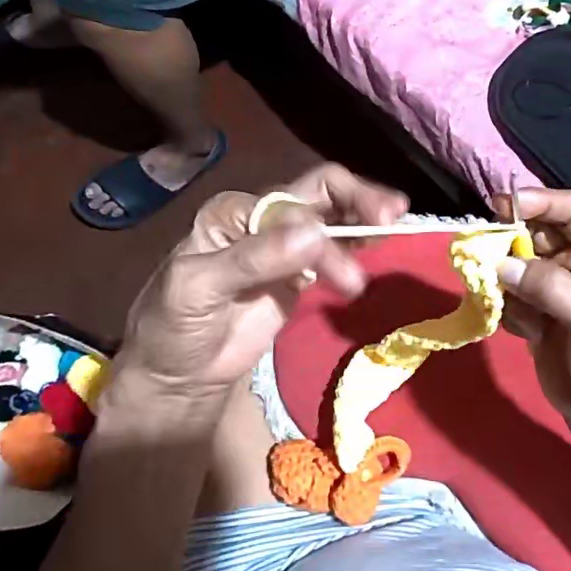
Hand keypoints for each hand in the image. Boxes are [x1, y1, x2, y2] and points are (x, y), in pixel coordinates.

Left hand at [107, 164, 407, 415]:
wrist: (177, 376)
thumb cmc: (174, 326)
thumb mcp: (201, 287)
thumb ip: (255, 258)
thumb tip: (316, 233)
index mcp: (236, 212)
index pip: (294, 199)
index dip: (328, 212)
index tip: (355, 237)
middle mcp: (265, 219)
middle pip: (322, 195)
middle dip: (360, 201)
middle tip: (394, 217)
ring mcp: (286, 247)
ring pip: (335, 220)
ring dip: (364, 225)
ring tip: (395, 238)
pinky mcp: (301, 276)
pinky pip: (336, 252)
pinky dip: (359, 248)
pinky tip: (380, 249)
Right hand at [496, 187, 570, 441]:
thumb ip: (553, 289)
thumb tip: (501, 263)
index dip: (539, 201)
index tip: (501, 204)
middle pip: (536, 232)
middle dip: (510, 241)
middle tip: (483, 253)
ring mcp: (554, 288)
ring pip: (515, 262)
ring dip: (503, 278)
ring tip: (509, 305)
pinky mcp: (534, 312)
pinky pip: (507, 294)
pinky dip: (504, 307)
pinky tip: (524, 331)